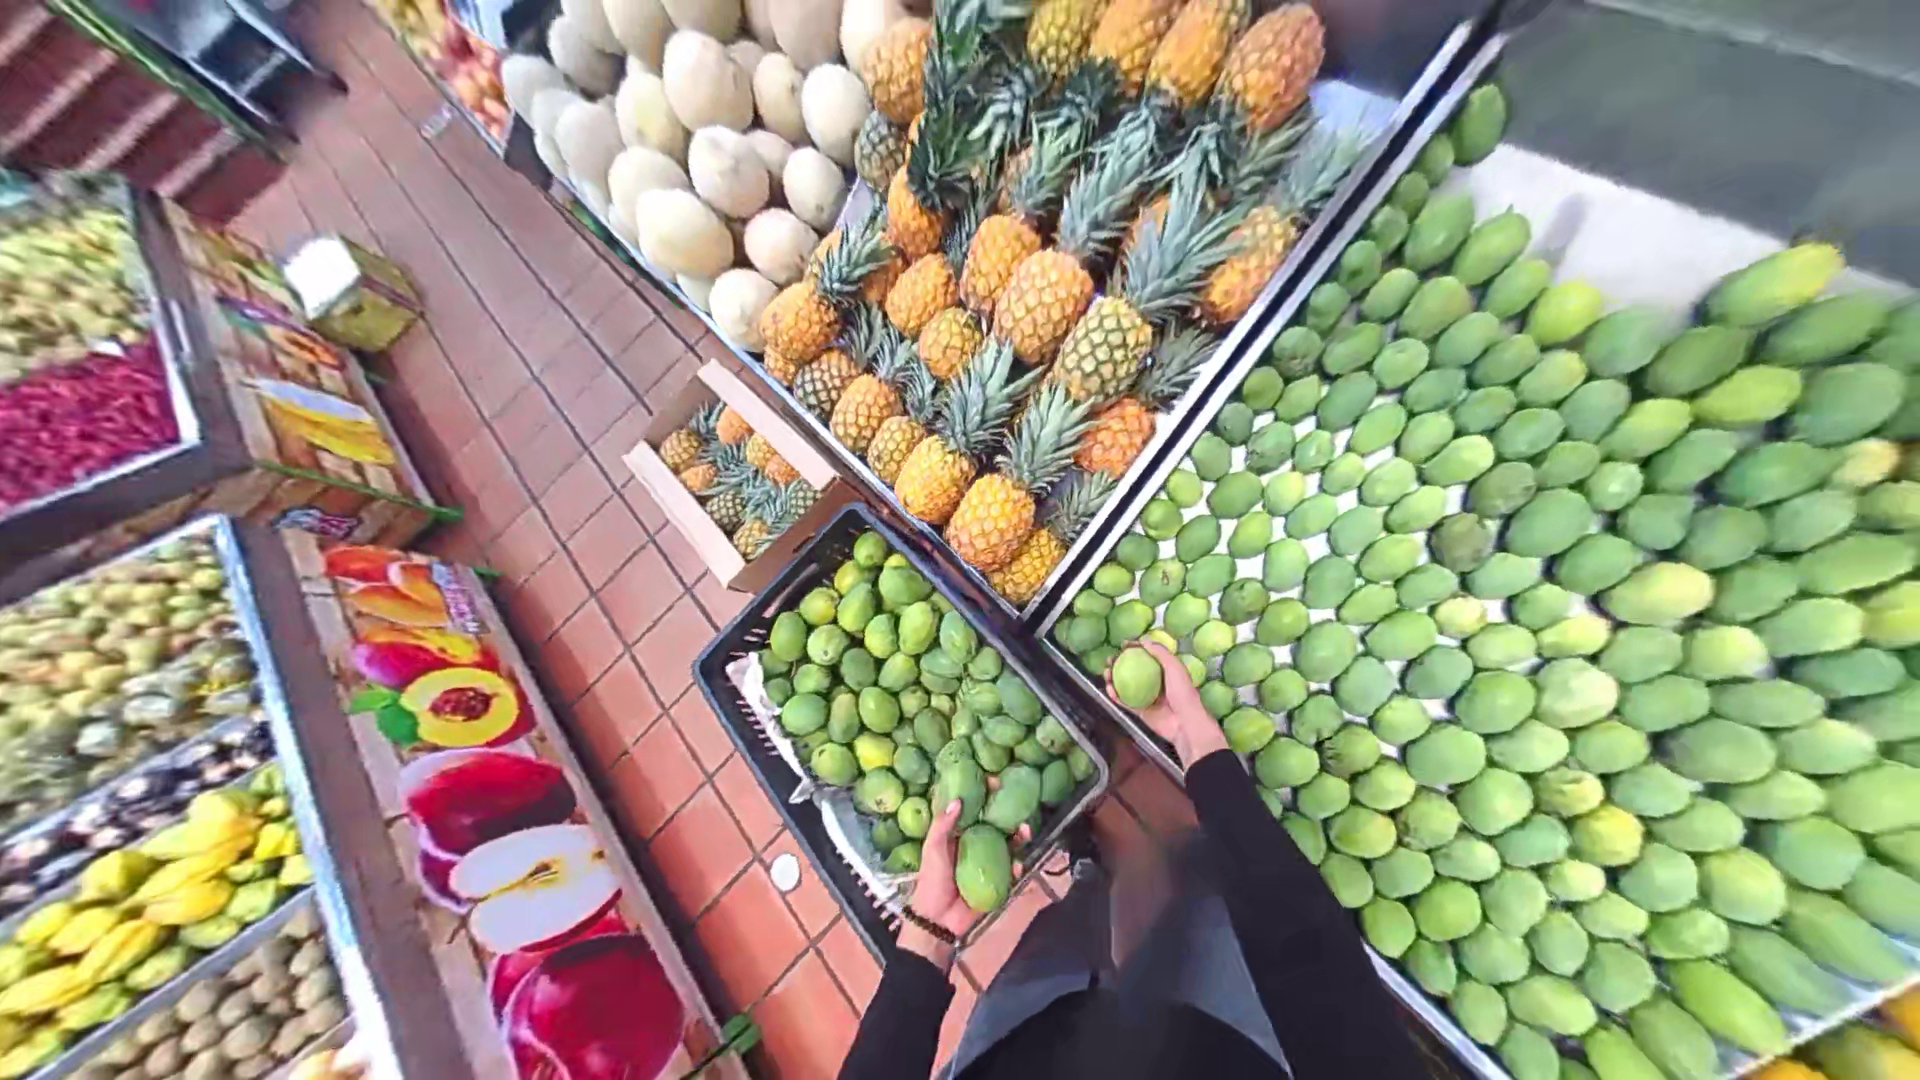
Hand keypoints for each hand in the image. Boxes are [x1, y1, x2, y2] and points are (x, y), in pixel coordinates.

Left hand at [901, 798, 1030, 970]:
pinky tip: (1018, 865)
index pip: (976, 808)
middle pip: (997, 823)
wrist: (937, 920)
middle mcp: (977, 843)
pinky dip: (1017, 866)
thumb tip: (959, 799)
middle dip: (1009, 813)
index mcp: (960, 832)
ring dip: (1019, 837)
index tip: (996, 781)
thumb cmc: (932, 879)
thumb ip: (943, 825)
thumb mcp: (932, 849)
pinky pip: (1011, 871)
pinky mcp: (998, 881)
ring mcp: (989, 862)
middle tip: (1019, 804)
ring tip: (1025, 830)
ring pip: (1009, 844)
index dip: (986, 794)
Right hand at [1105, 641, 1227, 771]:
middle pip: (1132, 669)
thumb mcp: (1175, 667)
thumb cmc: (1183, 692)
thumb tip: (1143, 641)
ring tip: (1105, 672)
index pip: (1146, 656)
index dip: (1134, 649)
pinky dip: (1115, 695)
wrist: (1185, 722)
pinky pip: (1124, 701)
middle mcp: (1154, 682)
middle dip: (1119, 663)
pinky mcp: (1140, 711)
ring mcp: (1146, 697)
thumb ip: (1160, 653)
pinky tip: (1108, 689)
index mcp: (1163, 671)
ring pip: (1125, 685)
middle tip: (1110, 659)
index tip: (1123, 644)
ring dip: (1113, 678)